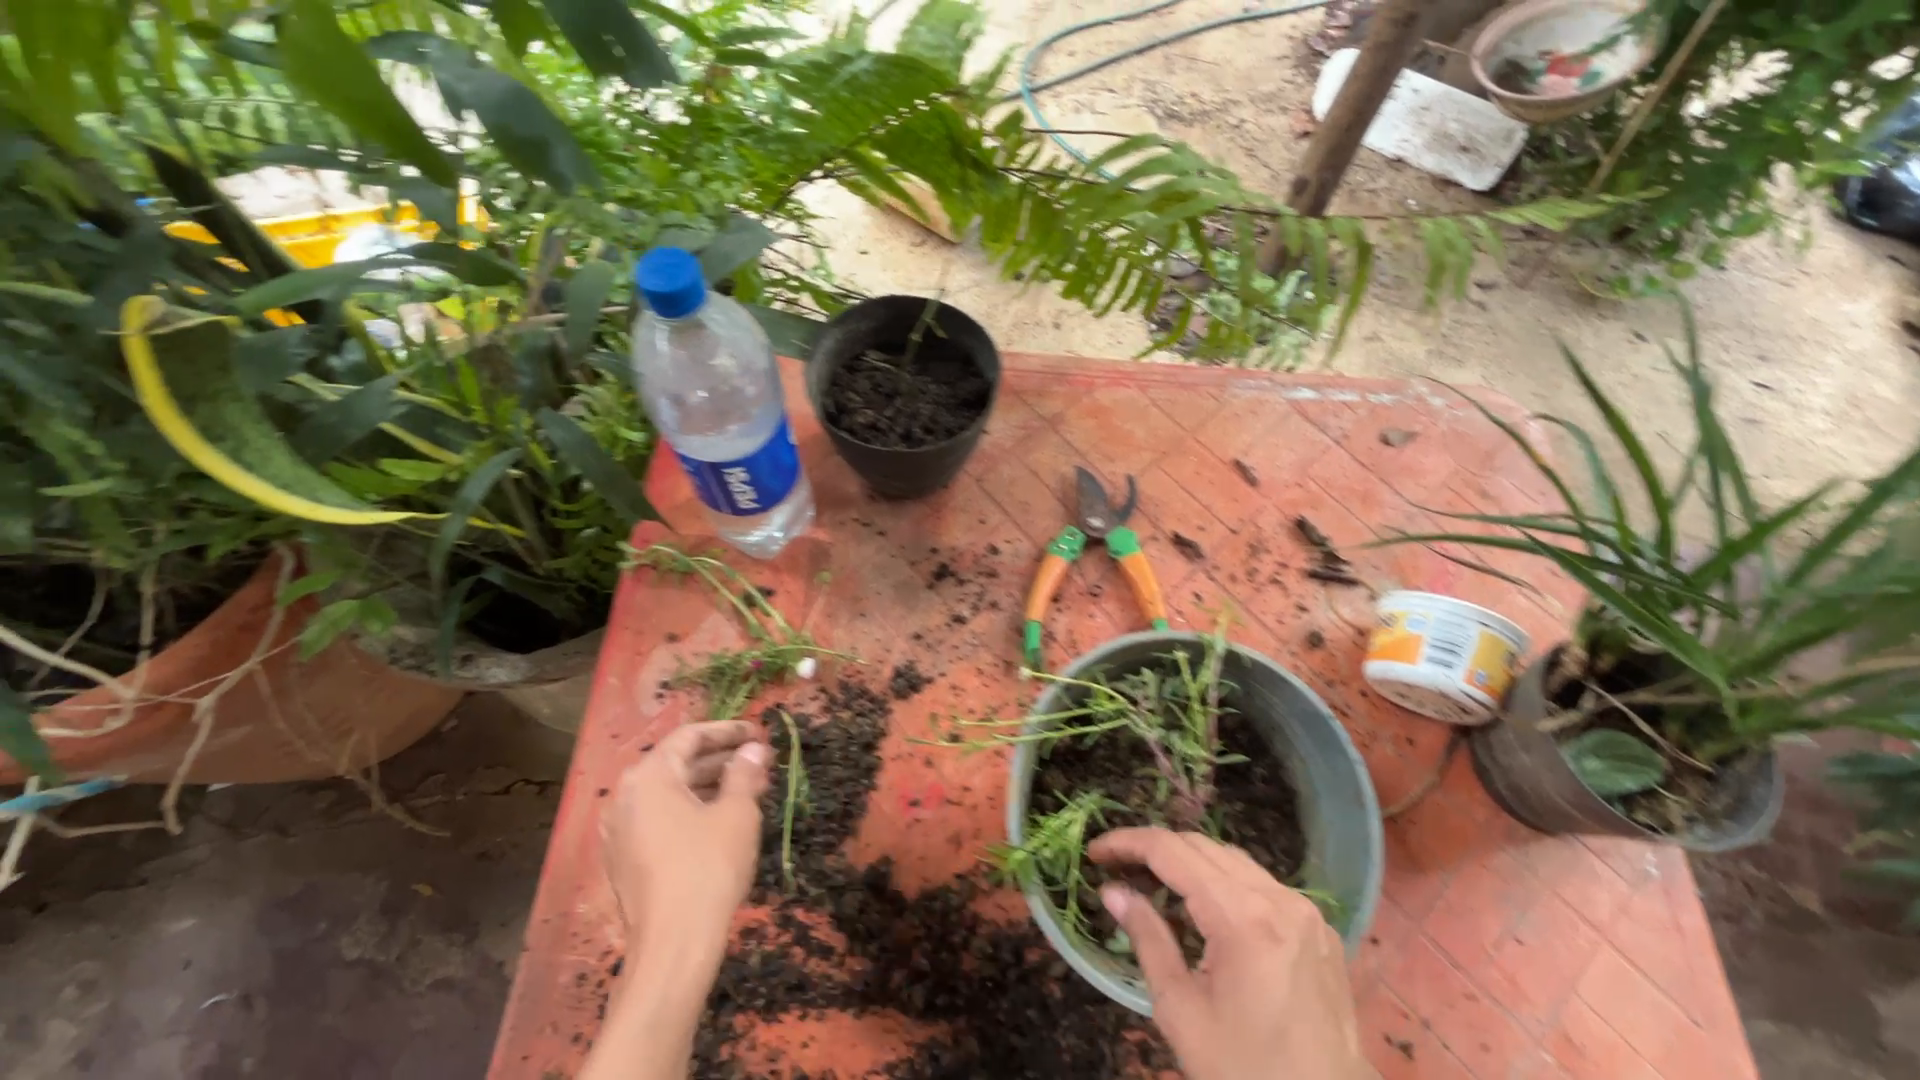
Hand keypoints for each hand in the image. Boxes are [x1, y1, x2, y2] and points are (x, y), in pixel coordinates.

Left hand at [602, 720, 770, 955]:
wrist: (673, 944)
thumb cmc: (708, 868)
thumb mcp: (736, 814)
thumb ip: (744, 773)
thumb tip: (753, 749)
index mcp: (647, 777)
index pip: (689, 737)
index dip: (727, 731)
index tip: (758, 733)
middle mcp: (624, 797)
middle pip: (676, 764)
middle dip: (720, 760)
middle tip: (759, 762)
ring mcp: (619, 831)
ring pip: (669, 794)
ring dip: (708, 787)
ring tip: (748, 790)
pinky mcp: (624, 860)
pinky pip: (660, 820)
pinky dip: (690, 812)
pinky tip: (721, 821)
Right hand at [1089, 827, 1365, 1079]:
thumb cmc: (1244, 1068)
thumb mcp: (1180, 1010)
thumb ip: (1147, 939)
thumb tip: (1112, 892)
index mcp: (1242, 917)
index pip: (1171, 852)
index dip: (1127, 843)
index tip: (1095, 853)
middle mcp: (1278, 899)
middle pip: (1202, 846)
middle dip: (1155, 849)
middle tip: (1117, 869)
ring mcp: (1305, 911)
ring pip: (1234, 860)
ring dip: (1190, 862)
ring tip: (1154, 883)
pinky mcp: (1319, 928)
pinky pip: (1263, 885)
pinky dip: (1226, 882)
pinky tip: (1206, 910)